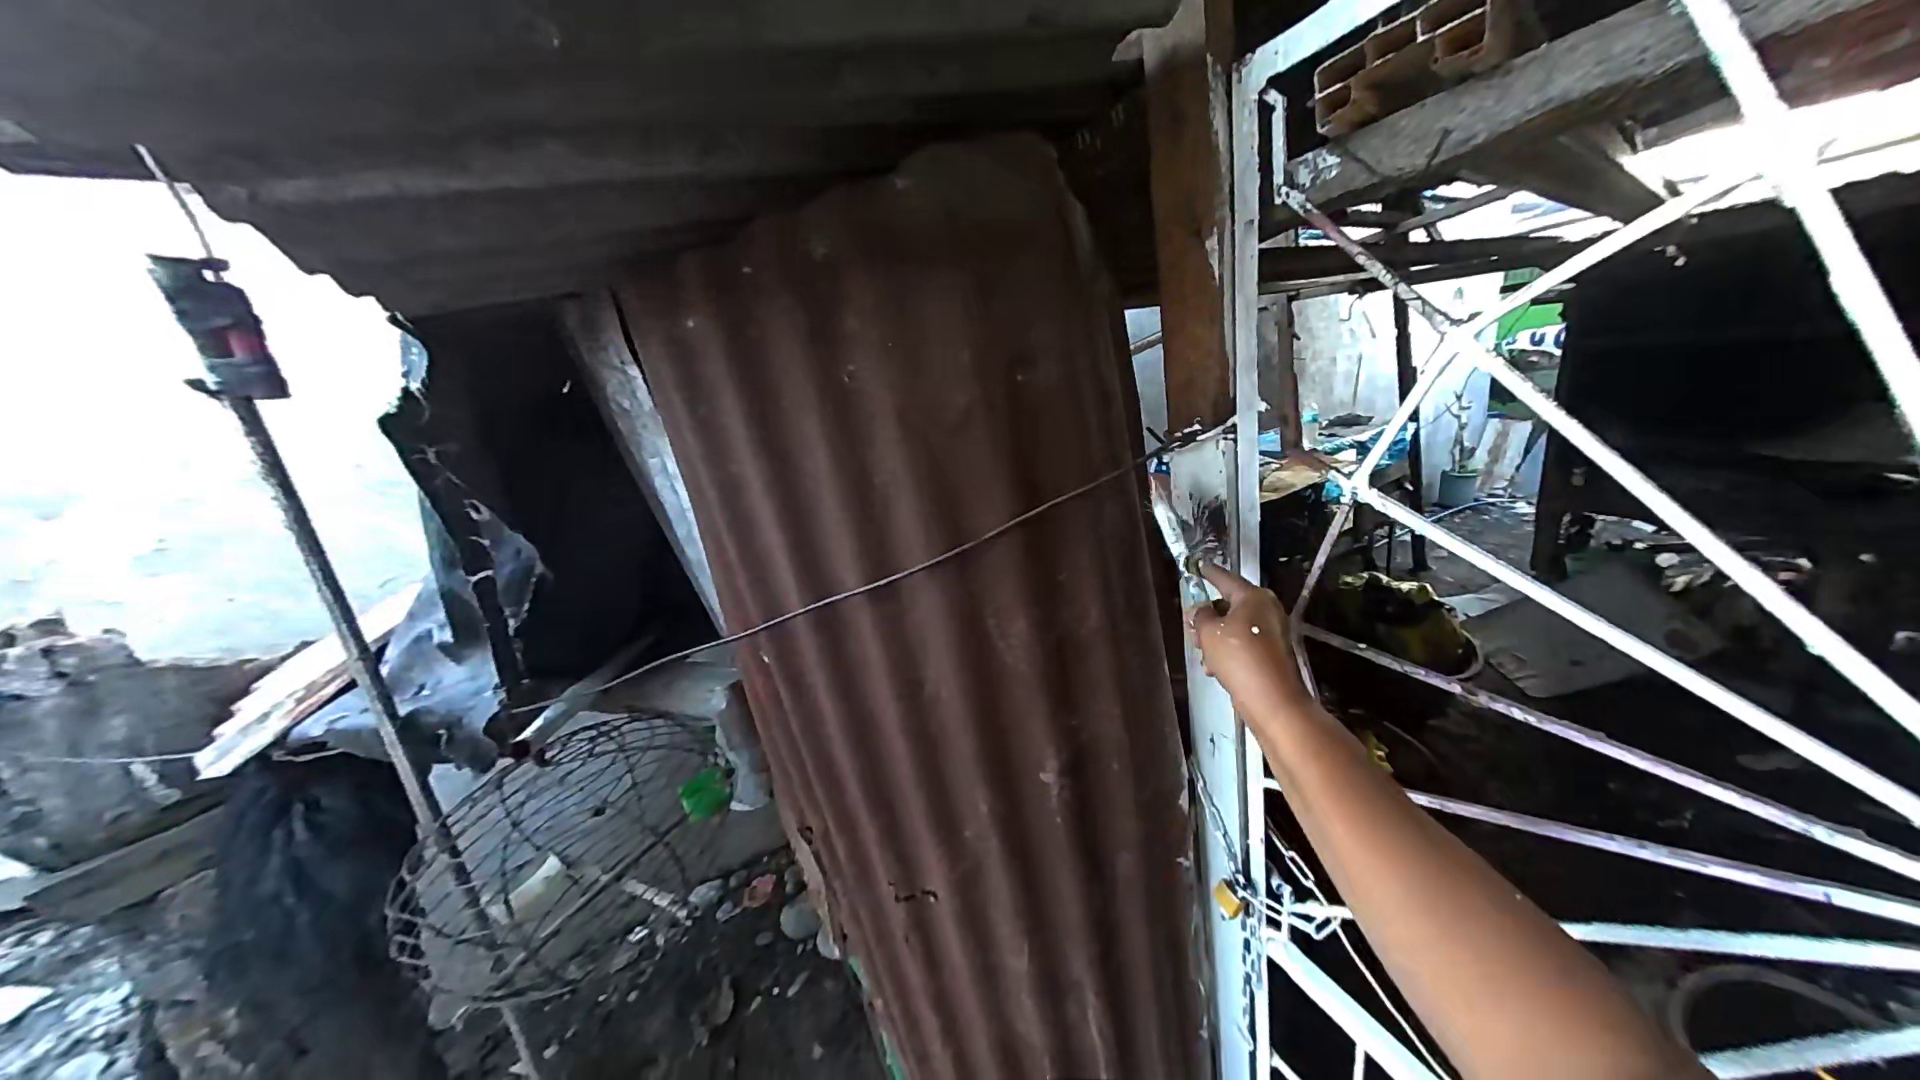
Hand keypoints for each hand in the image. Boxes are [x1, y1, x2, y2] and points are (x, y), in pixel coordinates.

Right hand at [1186, 562, 1311, 715]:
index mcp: (1254, 597)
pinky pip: (1242, 643)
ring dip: (1214, 638)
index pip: (1225, 578)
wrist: (1272, 699)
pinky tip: (1214, 667)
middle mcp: (1266, 609)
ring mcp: (1271, 631)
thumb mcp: (1209, 631)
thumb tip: (1201, 609)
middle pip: (1228, 604)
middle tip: (1192, 629)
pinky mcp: (1271, 652)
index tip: (1198, 566)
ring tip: (1203, 656)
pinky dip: (1227, 651)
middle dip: (1207, 617)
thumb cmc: (1239, 657)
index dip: (1209, 573)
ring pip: (1233, 626)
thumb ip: (1200, 614)